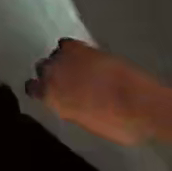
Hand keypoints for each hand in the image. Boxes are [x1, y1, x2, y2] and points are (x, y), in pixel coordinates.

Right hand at [27, 39, 162, 145]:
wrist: (139, 101)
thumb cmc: (120, 124)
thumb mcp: (91, 125)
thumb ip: (72, 111)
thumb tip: (69, 105)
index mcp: (51, 96)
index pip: (32, 88)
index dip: (41, 90)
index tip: (51, 94)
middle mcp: (49, 73)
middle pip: (42, 68)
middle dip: (52, 74)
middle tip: (69, 83)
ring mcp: (61, 57)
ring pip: (55, 56)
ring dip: (64, 62)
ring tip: (80, 69)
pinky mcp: (76, 45)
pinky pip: (66, 46)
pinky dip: (73, 52)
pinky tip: (85, 58)